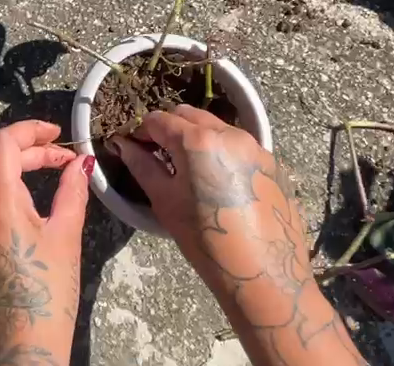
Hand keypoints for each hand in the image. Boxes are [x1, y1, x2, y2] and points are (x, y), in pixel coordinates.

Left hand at [0, 121, 90, 365]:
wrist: (20, 353)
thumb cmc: (47, 297)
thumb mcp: (66, 238)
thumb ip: (72, 192)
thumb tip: (80, 164)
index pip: (4, 142)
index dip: (31, 130)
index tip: (57, 134)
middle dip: (29, 152)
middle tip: (62, 161)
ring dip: (12, 168)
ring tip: (45, 176)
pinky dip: (1, 189)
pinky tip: (26, 204)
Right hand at [111, 107, 364, 365]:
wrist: (267, 279)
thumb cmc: (206, 241)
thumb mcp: (165, 201)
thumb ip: (141, 164)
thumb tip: (121, 143)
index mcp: (197, 140)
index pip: (158, 120)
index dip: (142, 133)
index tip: (138, 150)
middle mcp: (228, 133)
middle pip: (187, 115)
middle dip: (170, 130)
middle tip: (162, 158)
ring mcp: (255, 146)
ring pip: (214, 126)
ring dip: (196, 138)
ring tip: (191, 170)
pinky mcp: (273, 162)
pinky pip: (237, 144)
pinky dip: (221, 151)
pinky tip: (220, 182)